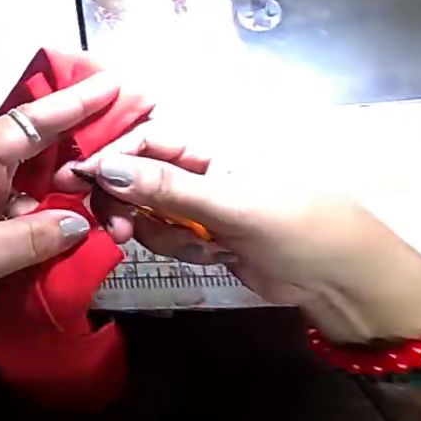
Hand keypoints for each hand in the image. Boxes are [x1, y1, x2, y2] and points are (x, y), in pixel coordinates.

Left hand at [0, 74, 120, 353]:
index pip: (29, 123)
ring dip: (75, 178)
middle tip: (133, 124)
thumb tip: (84, 222)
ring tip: (119, 177)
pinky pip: (32, 207)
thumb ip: (32, 238)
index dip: (73, 103)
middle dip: (84, 134)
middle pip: (41, 143)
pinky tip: (88, 218)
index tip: (113, 84)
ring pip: (40, 177)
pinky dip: (58, 211)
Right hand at [55, 125, 420, 345]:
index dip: (111, 157)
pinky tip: (216, 256)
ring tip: (200, 247)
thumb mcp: (231, 206)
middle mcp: (201, 167)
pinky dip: (182, 250)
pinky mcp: (204, 234)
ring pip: (149, 212)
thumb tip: (106, 168)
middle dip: (128, 204)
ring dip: (161, 234)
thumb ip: (167, 188)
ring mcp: (202, 203)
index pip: (146, 139)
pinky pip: (168, 238)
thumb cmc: (297, 226)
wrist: (341, 282)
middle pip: (137, 176)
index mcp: (212, 143)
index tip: (78, 182)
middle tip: (123, 233)